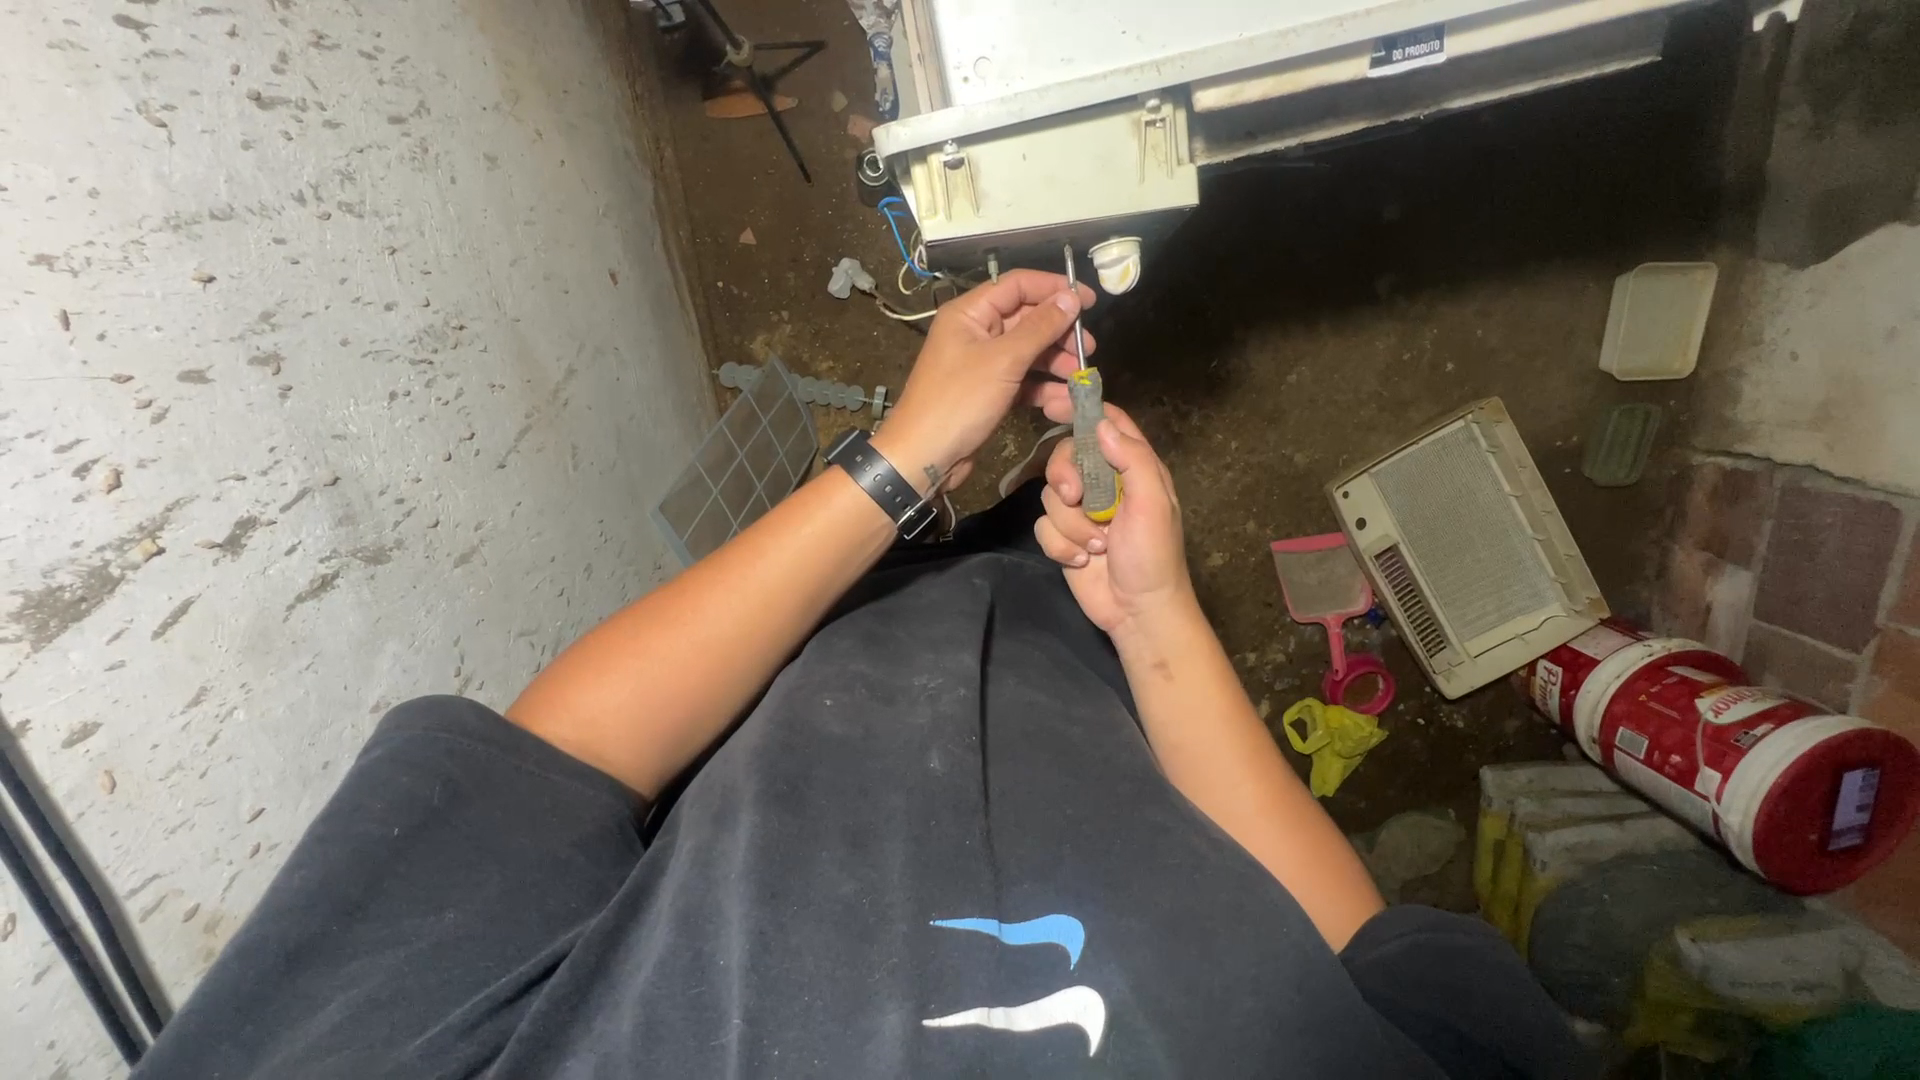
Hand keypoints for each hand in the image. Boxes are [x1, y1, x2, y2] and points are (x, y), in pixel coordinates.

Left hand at [869, 270, 1094, 493]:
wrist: (925, 456)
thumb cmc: (959, 401)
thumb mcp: (1003, 360)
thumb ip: (1040, 328)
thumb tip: (1071, 297)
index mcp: (970, 313)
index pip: (1018, 285)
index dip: (1055, 288)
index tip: (1090, 301)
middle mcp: (975, 332)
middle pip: (1026, 319)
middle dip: (1059, 331)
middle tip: (1087, 347)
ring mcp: (982, 364)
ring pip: (1028, 351)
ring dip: (1055, 361)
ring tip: (1079, 375)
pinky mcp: (989, 392)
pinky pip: (1022, 380)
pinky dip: (1043, 387)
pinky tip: (1064, 398)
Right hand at [1034, 405, 1195, 635]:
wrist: (1137, 611)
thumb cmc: (1154, 556)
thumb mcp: (1153, 503)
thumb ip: (1132, 459)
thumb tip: (1101, 425)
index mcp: (1134, 469)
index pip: (1107, 424)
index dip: (1082, 409)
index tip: (1053, 401)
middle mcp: (1105, 484)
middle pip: (1066, 456)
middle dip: (1064, 476)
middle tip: (1074, 497)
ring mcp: (1082, 512)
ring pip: (1050, 496)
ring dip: (1070, 525)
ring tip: (1095, 546)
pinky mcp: (1063, 538)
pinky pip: (1043, 527)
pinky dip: (1060, 545)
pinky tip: (1081, 560)